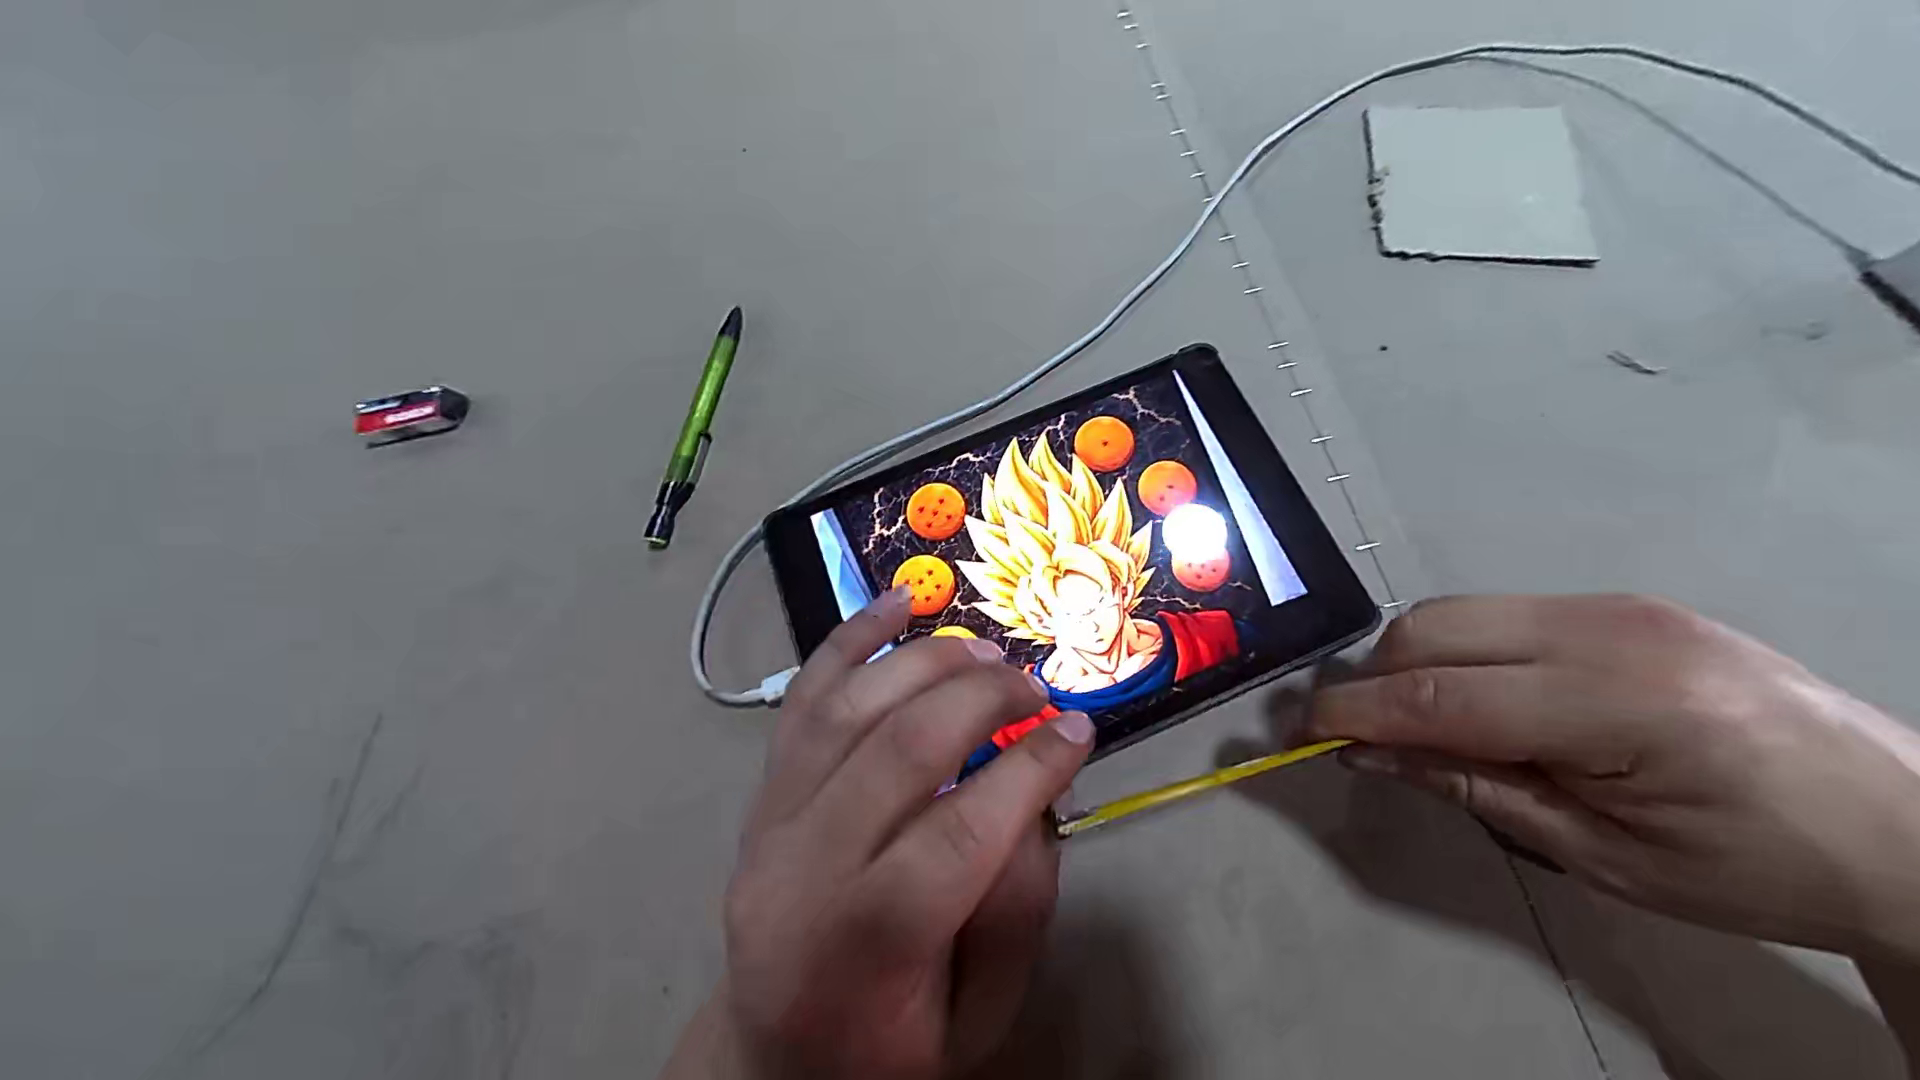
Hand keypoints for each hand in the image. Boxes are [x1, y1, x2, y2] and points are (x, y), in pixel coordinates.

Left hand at [662, 586, 1093, 1079]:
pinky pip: (805, 696)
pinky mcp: (763, 787)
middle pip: (899, 752)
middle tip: (1034, 688)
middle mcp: (801, 870)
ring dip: (925, 662)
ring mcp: (770, 818)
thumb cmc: (890, 1043)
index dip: (1028, 773)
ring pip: (849, 708)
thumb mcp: (978, 1015)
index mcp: (861, 950)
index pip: (957, 836)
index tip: (1078, 731)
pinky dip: (853, 640)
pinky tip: (898, 602)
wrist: (772, 1046)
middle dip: (981, 701)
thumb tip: (1033, 797)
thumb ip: (1016, 910)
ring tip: (984, 653)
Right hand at [1309, 594, 1919, 962]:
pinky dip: (1451, 649)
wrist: (1915, 829)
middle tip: (1354, 733)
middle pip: (1431, 632)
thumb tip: (1366, 753)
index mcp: (1623, 707)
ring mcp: (1614, 605)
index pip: (1441, 696)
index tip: (1300, 733)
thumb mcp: (1602, 855)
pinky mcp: (1615, 601)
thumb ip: (1472, 789)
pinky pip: (1492, 613)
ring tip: (1411, 717)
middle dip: (1371, 681)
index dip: (1355, 712)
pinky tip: (1471, 693)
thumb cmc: (1758, 868)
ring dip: (1405, 662)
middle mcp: (1611, 632)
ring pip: (1451, 612)